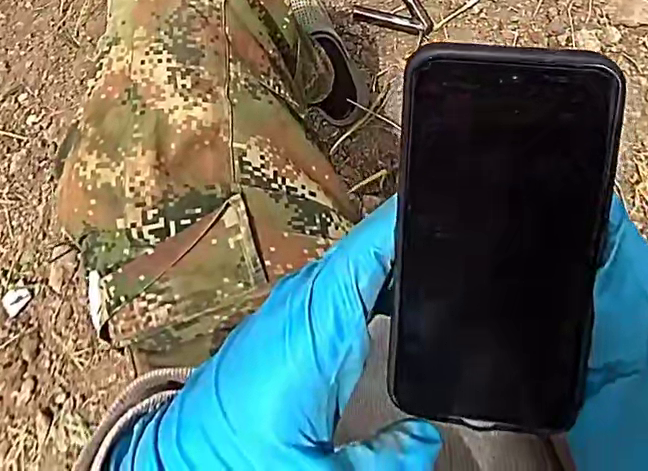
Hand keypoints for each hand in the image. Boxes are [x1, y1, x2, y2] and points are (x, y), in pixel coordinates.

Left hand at [109, 197, 440, 470]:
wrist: (183, 456)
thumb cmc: (240, 458)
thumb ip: (385, 459)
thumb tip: (429, 436)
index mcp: (321, 321)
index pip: (371, 244)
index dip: (406, 217)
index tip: (442, 203)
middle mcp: (310, 296)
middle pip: (373, 242)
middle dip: (415, 231)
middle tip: (463, 237)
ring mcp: (301, 299)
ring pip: (362, 257)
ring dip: (398, 253)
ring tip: (443, 258)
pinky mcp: (298, 312)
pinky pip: (347, 276)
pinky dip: (378, 273)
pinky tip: (401, 289)